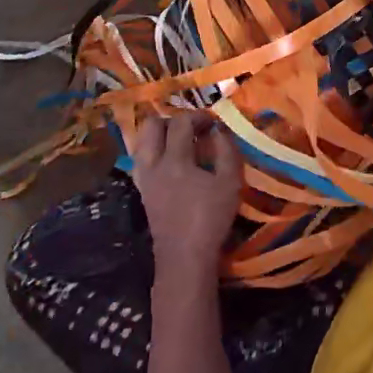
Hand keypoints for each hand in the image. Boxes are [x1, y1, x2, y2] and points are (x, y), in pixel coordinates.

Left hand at [130, 112, 243, 280]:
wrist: (184, 257)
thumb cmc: (210, 218)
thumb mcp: (230, 182)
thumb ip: (226, 150)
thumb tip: (219, 130)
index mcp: (175, 159)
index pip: (181, 123)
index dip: (198, 116)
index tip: (213, 121)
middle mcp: (153, 164)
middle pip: (151, 125)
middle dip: (172, 119)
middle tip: (193, 128)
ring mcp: (143, 178)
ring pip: (142, 141)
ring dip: (160, 134)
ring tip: (180, 141)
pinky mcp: (141, 191)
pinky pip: (141, 159)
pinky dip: (154, 151)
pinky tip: (170, 161)